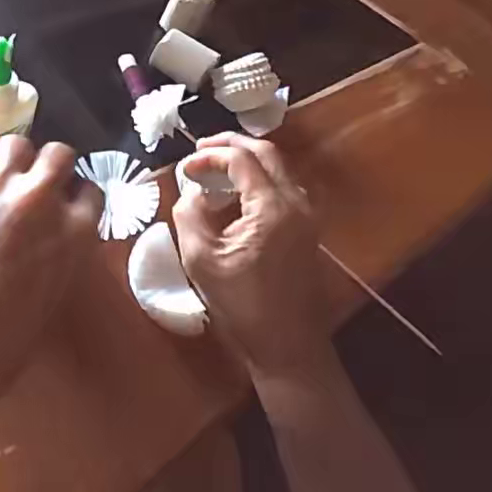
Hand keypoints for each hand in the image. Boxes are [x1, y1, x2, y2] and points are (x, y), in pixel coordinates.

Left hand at [0, 136, 99, 402]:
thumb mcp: (46, 302)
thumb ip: (56, 255)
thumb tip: (46, 237)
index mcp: (72, 235)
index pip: (89, 192)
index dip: (74, 196)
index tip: (64, 203)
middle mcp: (37, 199)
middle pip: (57, 154)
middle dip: (50, 166)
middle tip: (34, 185)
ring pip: (14, 145)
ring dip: (11, 163)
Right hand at [171, 133, 339, 375]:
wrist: (287, 346)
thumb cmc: (242, 304)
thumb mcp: (200, 258)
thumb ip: (190, 214)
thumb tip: (193, 191)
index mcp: (272, 207)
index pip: (240, 160)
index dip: (209, 157)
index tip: (185, 169)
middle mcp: (297, 203)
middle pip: (266, 153)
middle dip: (231, 145)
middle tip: (201, 149)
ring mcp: (307, 215)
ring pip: (278, 167)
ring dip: (246, 160)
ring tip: (215, 166)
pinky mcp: (307, 228)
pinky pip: (284, 186)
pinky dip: (259, 177)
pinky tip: (236, 191)